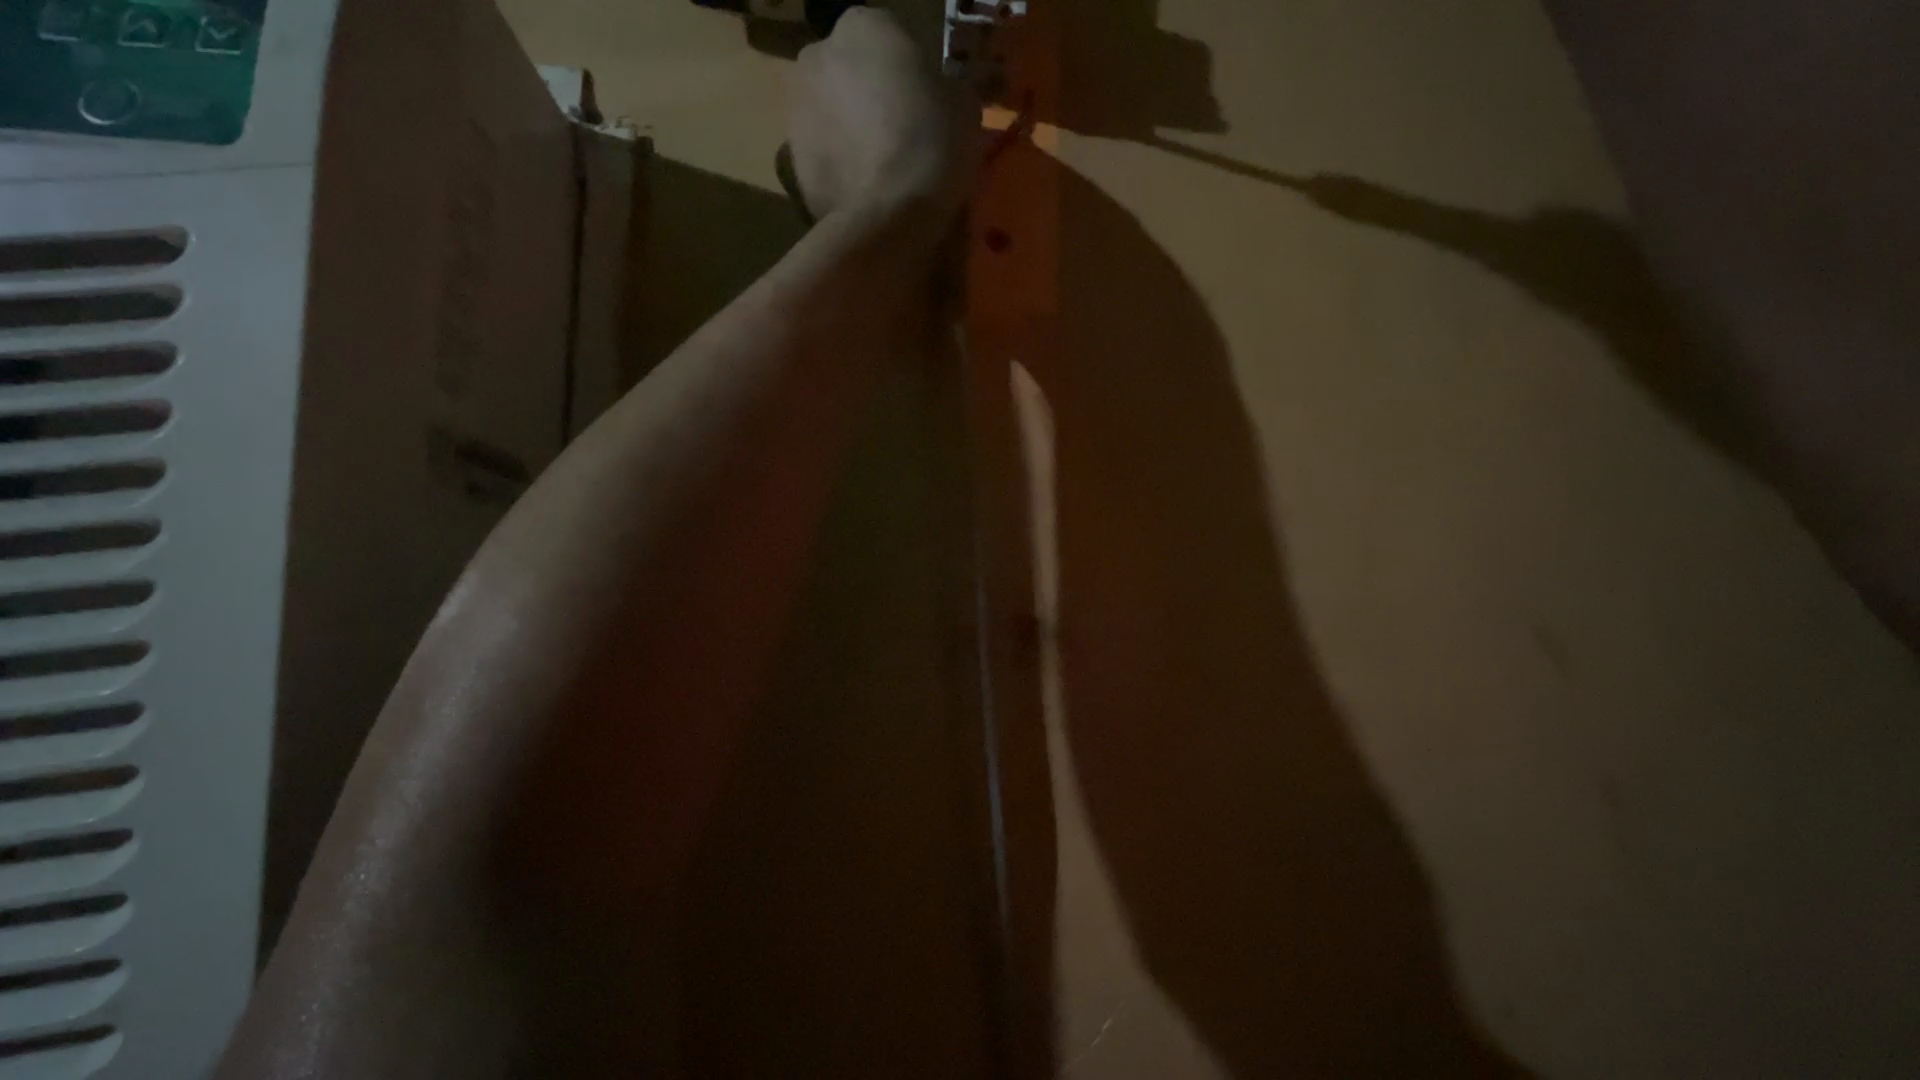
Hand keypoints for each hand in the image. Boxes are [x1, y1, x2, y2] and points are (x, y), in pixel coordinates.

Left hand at [787, 8, 979, 221]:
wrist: (889, 214)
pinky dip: (839, 167)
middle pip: (847, 71)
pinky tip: (866, 191)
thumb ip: (944, 87)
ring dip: (849, 131)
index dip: (906, 69)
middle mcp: (817, 55)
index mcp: (862, 25)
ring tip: (882, 168)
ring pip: (829, 113)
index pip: (886, 36)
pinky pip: (822, 155)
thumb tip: (939, 95)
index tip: (924, 100)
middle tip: (900, 131)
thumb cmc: (932, 142)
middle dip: (866, 93)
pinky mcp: (790, 159)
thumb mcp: (964, 104)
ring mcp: (796, 109)